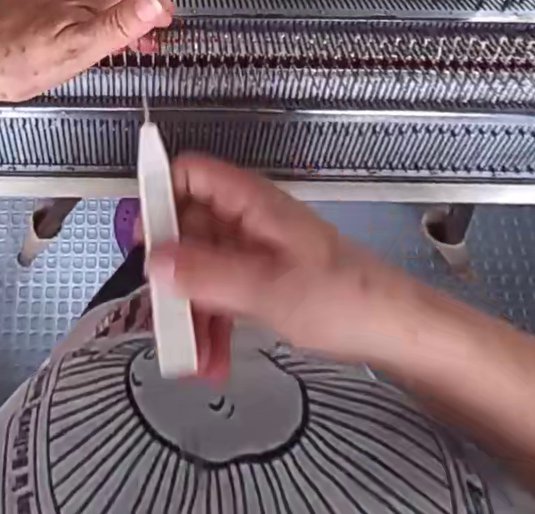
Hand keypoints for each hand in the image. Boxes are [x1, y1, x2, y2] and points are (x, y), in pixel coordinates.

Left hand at [0, 0, 172, 108]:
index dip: (156, 8)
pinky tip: (91, 26)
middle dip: (141, 8)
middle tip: (156, 30)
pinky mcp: (34, 1)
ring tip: (130, 34)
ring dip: (120, 10)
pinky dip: (96, 11)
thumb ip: (119, 26)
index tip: (169, 22)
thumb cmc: (11, 61)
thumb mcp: (75, 50)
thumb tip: (153, 4)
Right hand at [148, 154, 442, 375]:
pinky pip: (219, 291)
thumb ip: (206, 273)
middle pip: (187, 228)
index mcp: (248, 199)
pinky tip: (212, 360)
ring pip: (200, 267)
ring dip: (190, 311)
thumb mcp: (266, 287)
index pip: (189, 173)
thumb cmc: (341, 296)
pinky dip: (211, 323)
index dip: (160, 197)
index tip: (142, 241)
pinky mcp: (259, 277)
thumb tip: (152, 259)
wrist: (392, 330)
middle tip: (162, 315)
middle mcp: (245, 217)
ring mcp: (251, 248)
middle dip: (172, 274)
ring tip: (192, 357)